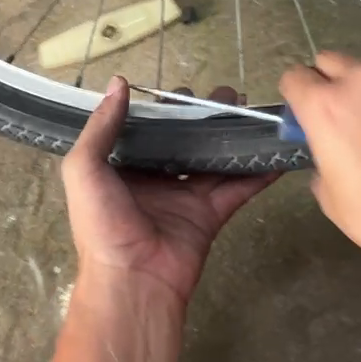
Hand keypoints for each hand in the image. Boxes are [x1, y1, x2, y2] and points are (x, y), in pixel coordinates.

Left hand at [62, 77, 281, 306]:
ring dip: (230, 135)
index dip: (163, 110)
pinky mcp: (210, 214)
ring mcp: (184, 196)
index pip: (145, 130)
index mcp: (121, 167)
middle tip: (225, 95)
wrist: (130, 279)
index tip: (182, 90)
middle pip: (183, 140)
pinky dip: (257, 171)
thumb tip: (119, 81)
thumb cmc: (101, 222)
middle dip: (202, 118)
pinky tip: (275, 151)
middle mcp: (154, 179)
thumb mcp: (85, 168)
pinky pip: (237, 188)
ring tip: (249, 109)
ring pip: (212, 159)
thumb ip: (101, 126)